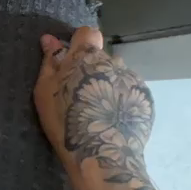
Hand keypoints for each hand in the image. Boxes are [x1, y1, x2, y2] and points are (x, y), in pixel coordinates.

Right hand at [33, 27, 155, 183]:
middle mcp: (114, 62)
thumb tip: (50, 39)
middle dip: (92, 70)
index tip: (72, 60)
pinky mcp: (146, 100)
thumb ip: (49, 63)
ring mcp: (133, 80)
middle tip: (81, 95)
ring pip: (117, 75)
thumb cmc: (65, 122)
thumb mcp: (44, 92)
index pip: (88, 33)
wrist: (103, 156)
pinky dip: (122, 100)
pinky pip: (130, 92)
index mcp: (86, 57)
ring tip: (99, 111)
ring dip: (108, 85)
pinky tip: (113, 119)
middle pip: (102, 58)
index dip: (80, 42)